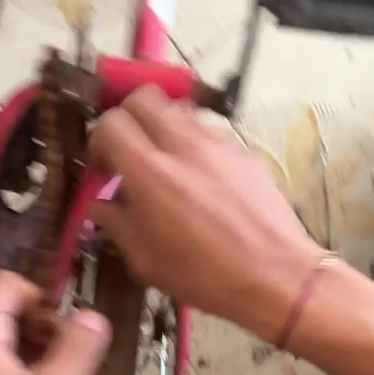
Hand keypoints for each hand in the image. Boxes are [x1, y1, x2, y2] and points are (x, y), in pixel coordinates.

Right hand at [90, 85, 326, 339]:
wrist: (274, 275)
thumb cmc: (203, 277)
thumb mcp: (146, 260)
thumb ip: (117, 224)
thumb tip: (101, 206)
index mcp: (149, 172)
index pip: (111, 122)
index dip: (99, 141)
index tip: (103, 168)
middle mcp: (182, 145)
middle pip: (143, 97)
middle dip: (128, 119)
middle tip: (129, 153)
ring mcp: (217, 144)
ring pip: (178, 110)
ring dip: (162, 129)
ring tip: (165, 166)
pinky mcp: (243, 151)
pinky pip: (209, 133)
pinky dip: (193, 146)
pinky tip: (199, 180)